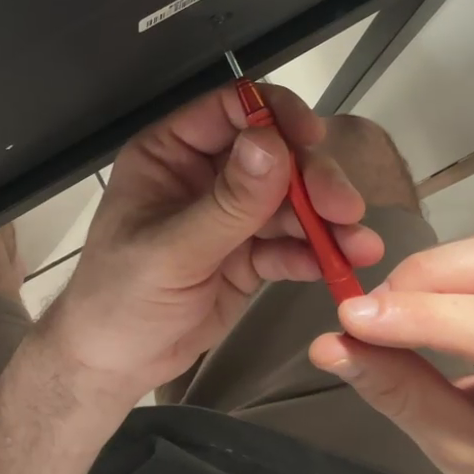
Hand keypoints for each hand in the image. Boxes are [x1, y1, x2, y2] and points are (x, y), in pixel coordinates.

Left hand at [38, 84, 384, 406]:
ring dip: (326, 219)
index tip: (312, 138)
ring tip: (358, 245)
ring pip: (289, 200)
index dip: (273, 115)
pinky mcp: (248, 256)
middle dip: (312, 178)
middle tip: (345, 208)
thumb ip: (226, 203)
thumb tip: (272, 143)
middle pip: (272, 154)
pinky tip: (339, 267)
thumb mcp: (171, 249)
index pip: (228, 111)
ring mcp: (228, 216)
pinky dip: (315, 253)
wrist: (114, 362)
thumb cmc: (120, 296)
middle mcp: (202, 175)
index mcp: (169, 154)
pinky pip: (288, 244)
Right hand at [308, 234, 473, 473]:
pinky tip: (424, 306)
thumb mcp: (466, 461)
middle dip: (427, 277)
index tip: (349, 317)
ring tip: (390, 312)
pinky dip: (452, 276)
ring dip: (435, 272)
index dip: (425, 316)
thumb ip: (402, 396)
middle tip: (368, 312)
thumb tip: (329, 347)